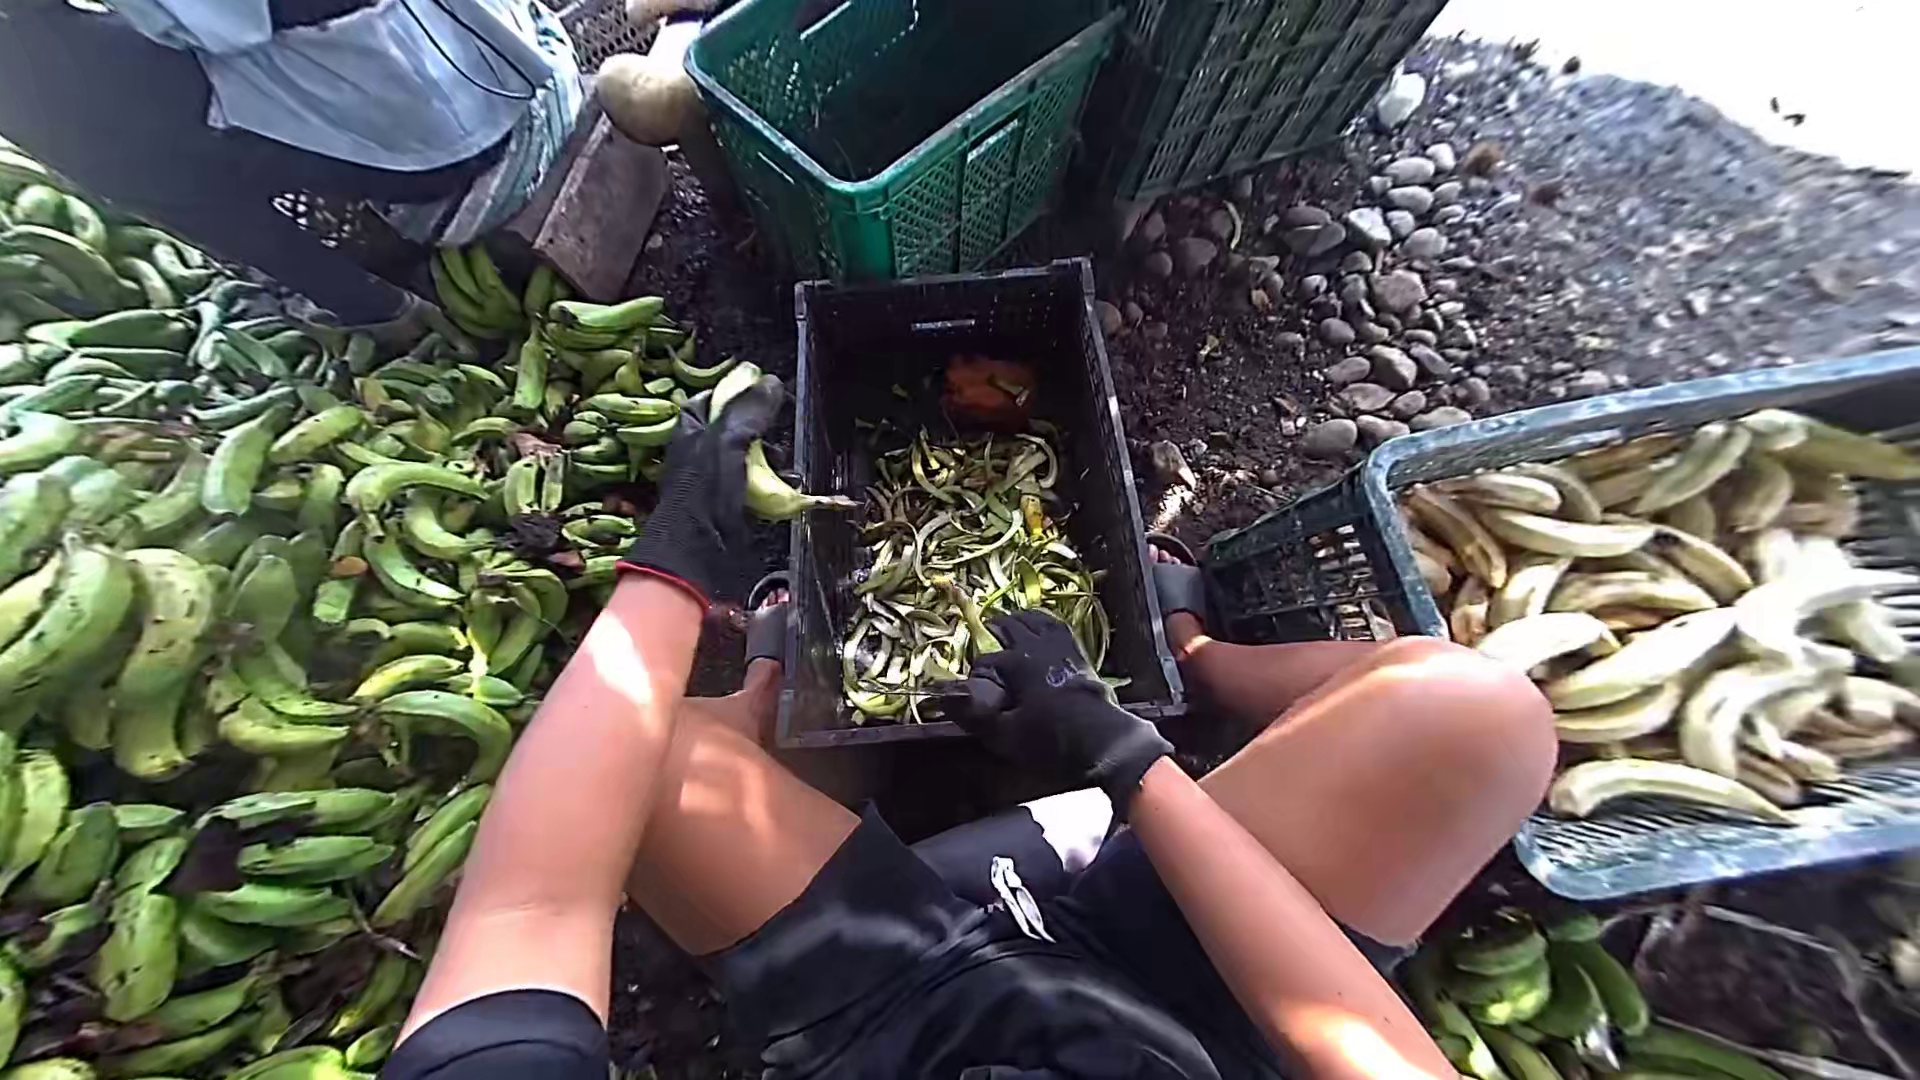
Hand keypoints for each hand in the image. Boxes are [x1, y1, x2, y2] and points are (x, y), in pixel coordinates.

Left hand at [619, 374, 782, 605]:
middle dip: (763, 432)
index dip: (738, 395)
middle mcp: (701, 450)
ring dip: (772, 460)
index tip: (765, 395)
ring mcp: (716, 478)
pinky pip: (756, 484)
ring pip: (751, 457)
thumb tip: (774, 381)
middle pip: (738, 429)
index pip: (714, 400)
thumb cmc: (706, 489)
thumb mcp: (728, 439)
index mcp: (691, 429)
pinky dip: (772, 484)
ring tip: (786, 467)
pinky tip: (786, 487)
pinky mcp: (732, 502)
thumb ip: (750, 410)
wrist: (700, 547)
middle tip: (781, 433)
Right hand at [958, 610, 1171, 819]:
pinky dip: (1043, 622)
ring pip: (1035, 620)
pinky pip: (1056, 626)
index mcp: (1017, 663)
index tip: (972, 683)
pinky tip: (1042, 628)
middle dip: (993, 629)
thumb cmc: (1051, 740)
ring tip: (1010, 622)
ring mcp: (1060, 646)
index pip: (985, 661)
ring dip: (1019, 619)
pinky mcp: (1078, 652)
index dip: (975, 671)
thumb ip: (974, 716)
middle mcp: (1036, 647)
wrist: (1103, 741)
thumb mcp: (1006, 736)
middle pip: (1010, 626)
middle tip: (984, 633)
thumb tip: (945, 699)